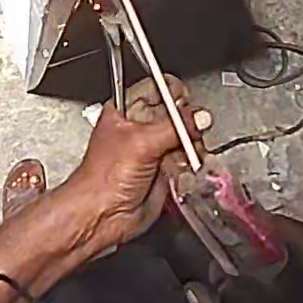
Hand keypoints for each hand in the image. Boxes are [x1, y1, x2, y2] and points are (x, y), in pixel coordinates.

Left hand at [57, 74, 209, 255]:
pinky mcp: (165, 169)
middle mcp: (141, 125)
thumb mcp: (141, 142)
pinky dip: (190, 164)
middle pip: (177, 112)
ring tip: (182, 155)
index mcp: (127, 109)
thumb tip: (199, 117)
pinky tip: (183, 169)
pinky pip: (187, 160)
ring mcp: (154, 148)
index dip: (173, 93)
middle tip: (186, 133)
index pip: (158, 87)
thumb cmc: (103, 177)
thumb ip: (174, 127)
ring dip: (190, 146)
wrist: (102, 216)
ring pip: (185, 137)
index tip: (183, 104)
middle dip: (186, 123)